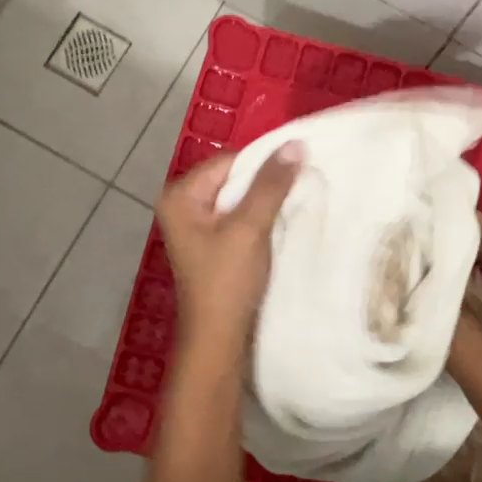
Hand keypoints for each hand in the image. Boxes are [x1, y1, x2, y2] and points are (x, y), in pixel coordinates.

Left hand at [155, 142, 303, 348]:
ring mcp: (196, 228)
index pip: (229, 161)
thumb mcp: (250, 227)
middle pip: (233, 179)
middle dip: (265, 183)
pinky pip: (239, 220)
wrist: (219, 338)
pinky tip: (280, 225)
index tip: (298, 167)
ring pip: (239, 200)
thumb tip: (296, 143)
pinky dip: (260, 220)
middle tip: (301, 184)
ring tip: (295, 203)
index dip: (263, 163)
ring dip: (265, 202)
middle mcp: (182, 206)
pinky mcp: (212, 247)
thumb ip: (271, 184)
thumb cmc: (227, 281)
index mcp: (180, 196)